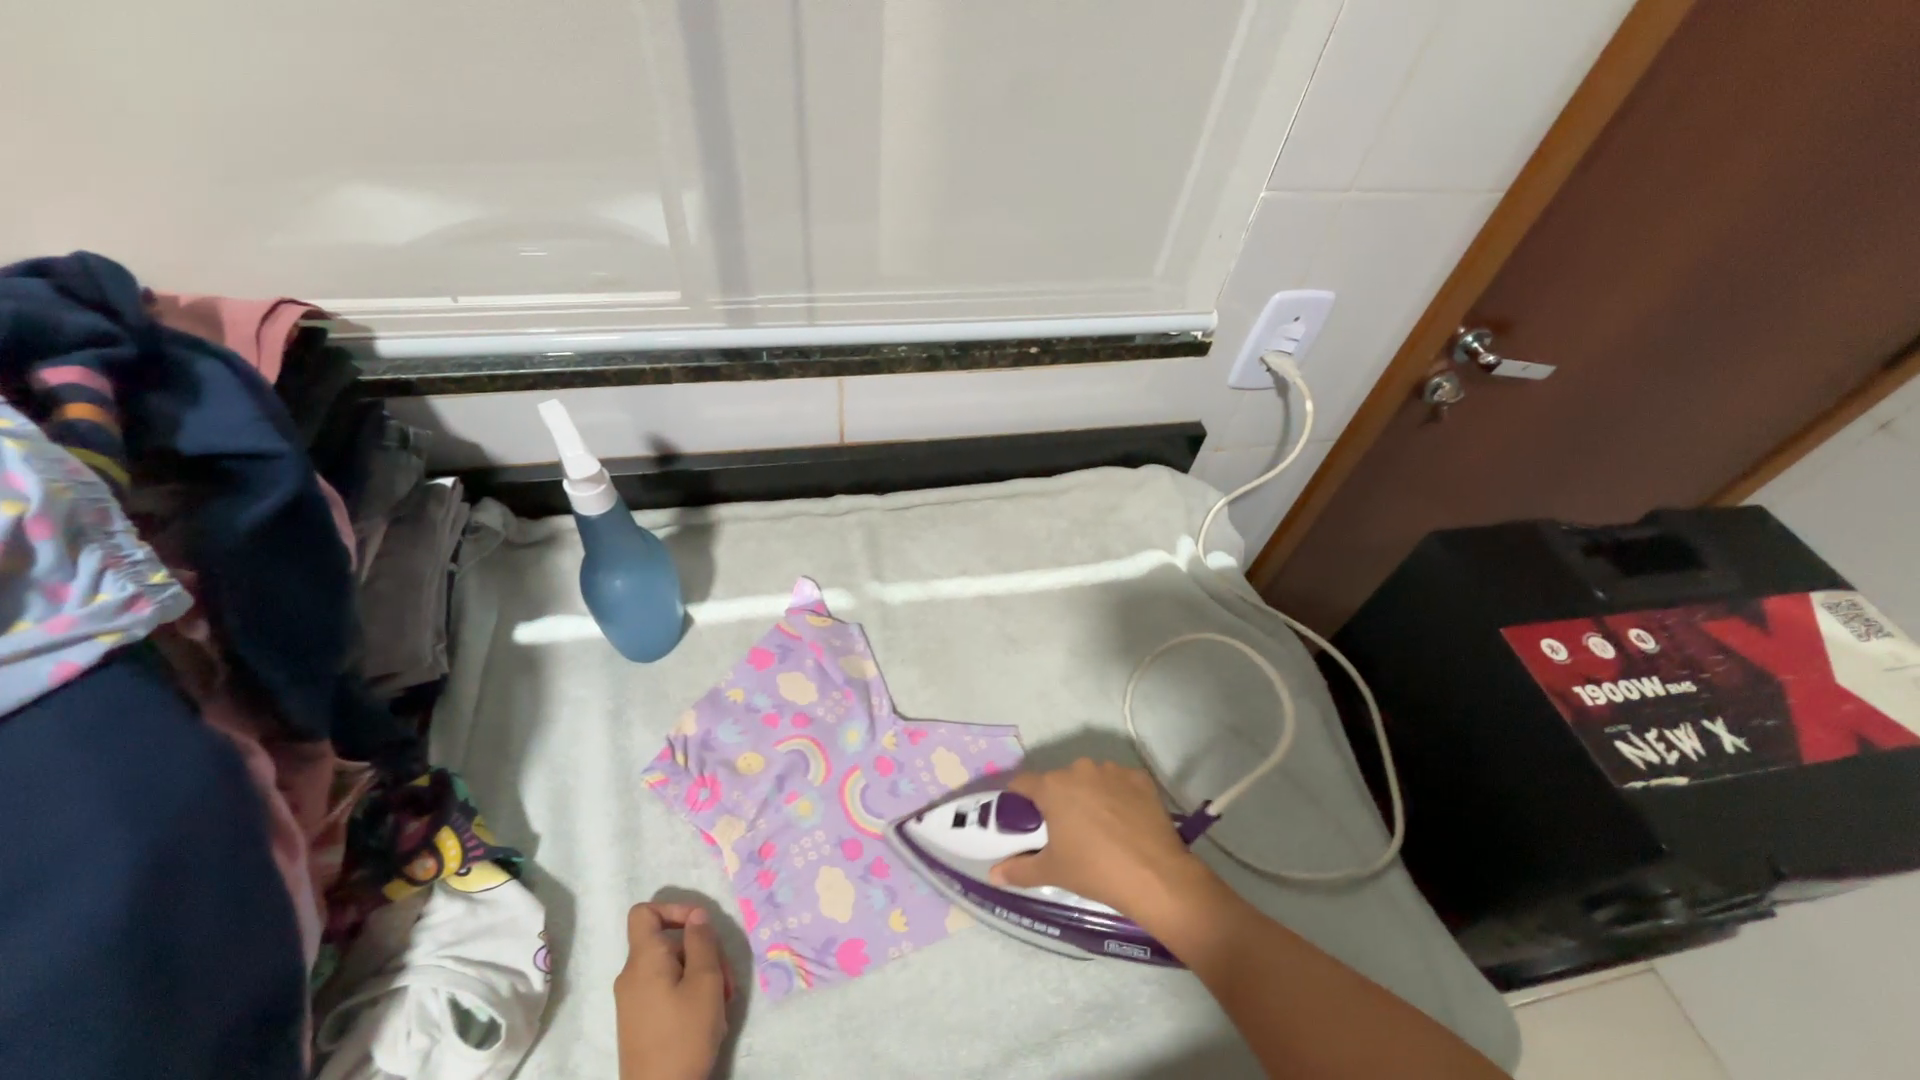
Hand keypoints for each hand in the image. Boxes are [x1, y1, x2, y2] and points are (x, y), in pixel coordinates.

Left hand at [615, 903, 730, 1079]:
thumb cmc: (684, 1036)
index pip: (645, 912)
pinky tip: (709, 1017)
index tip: (702, 928)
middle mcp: (632, 975)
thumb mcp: (705, 982)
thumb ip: (703, 942)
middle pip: (668, 941)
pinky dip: (689, 993)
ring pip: (673, 967)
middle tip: (726, 978)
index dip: (675, 909)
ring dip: (702, 975)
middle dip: (702, 951)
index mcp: (644, 959)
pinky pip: (666, 989)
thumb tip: (697, 915)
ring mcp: (634, 999)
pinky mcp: (641, 1020)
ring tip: (722, 1002)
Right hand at [990, 760, 1215, 924]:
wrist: (1155, 876)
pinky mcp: (1140, 779)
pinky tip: (1123, 821)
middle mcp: (1080, 769)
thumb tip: (993, 875)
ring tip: (1098, 827)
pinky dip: (1117, 796)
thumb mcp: (1052, 872)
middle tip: (1063, 831)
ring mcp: (1113, 771)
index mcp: (1053, 786)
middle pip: (1058, 781)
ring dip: (1088, 795)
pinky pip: (1119, 783)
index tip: (1023, 821)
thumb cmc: (1094, 871)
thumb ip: (1018, 869)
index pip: (1022, 783)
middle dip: (1057, 800)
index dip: (1018, 801)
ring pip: (1090, 779)